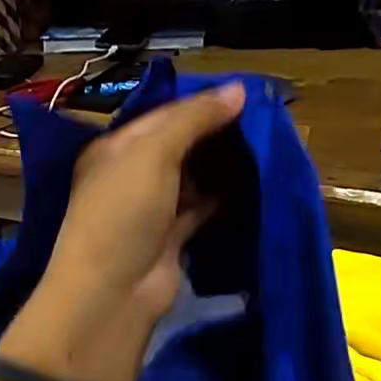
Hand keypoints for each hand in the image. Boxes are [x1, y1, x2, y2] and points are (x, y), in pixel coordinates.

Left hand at [0, 83, 244, 380]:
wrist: (113, 291)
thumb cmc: (123, 212)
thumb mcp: (152, 154)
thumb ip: (193, 119)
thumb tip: (239, 90)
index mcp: (114, 149)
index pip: (162, 115)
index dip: (202, 103)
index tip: (248, 95)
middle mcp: (130, 175)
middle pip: (179, 145)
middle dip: (217, 133)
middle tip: (266, 120)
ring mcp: (150, 208)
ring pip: (192, 177)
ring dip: (223, 164)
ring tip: (267, 145)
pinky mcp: (170, 237)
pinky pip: (201, 207)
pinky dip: (223, 196)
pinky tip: (255, 182)